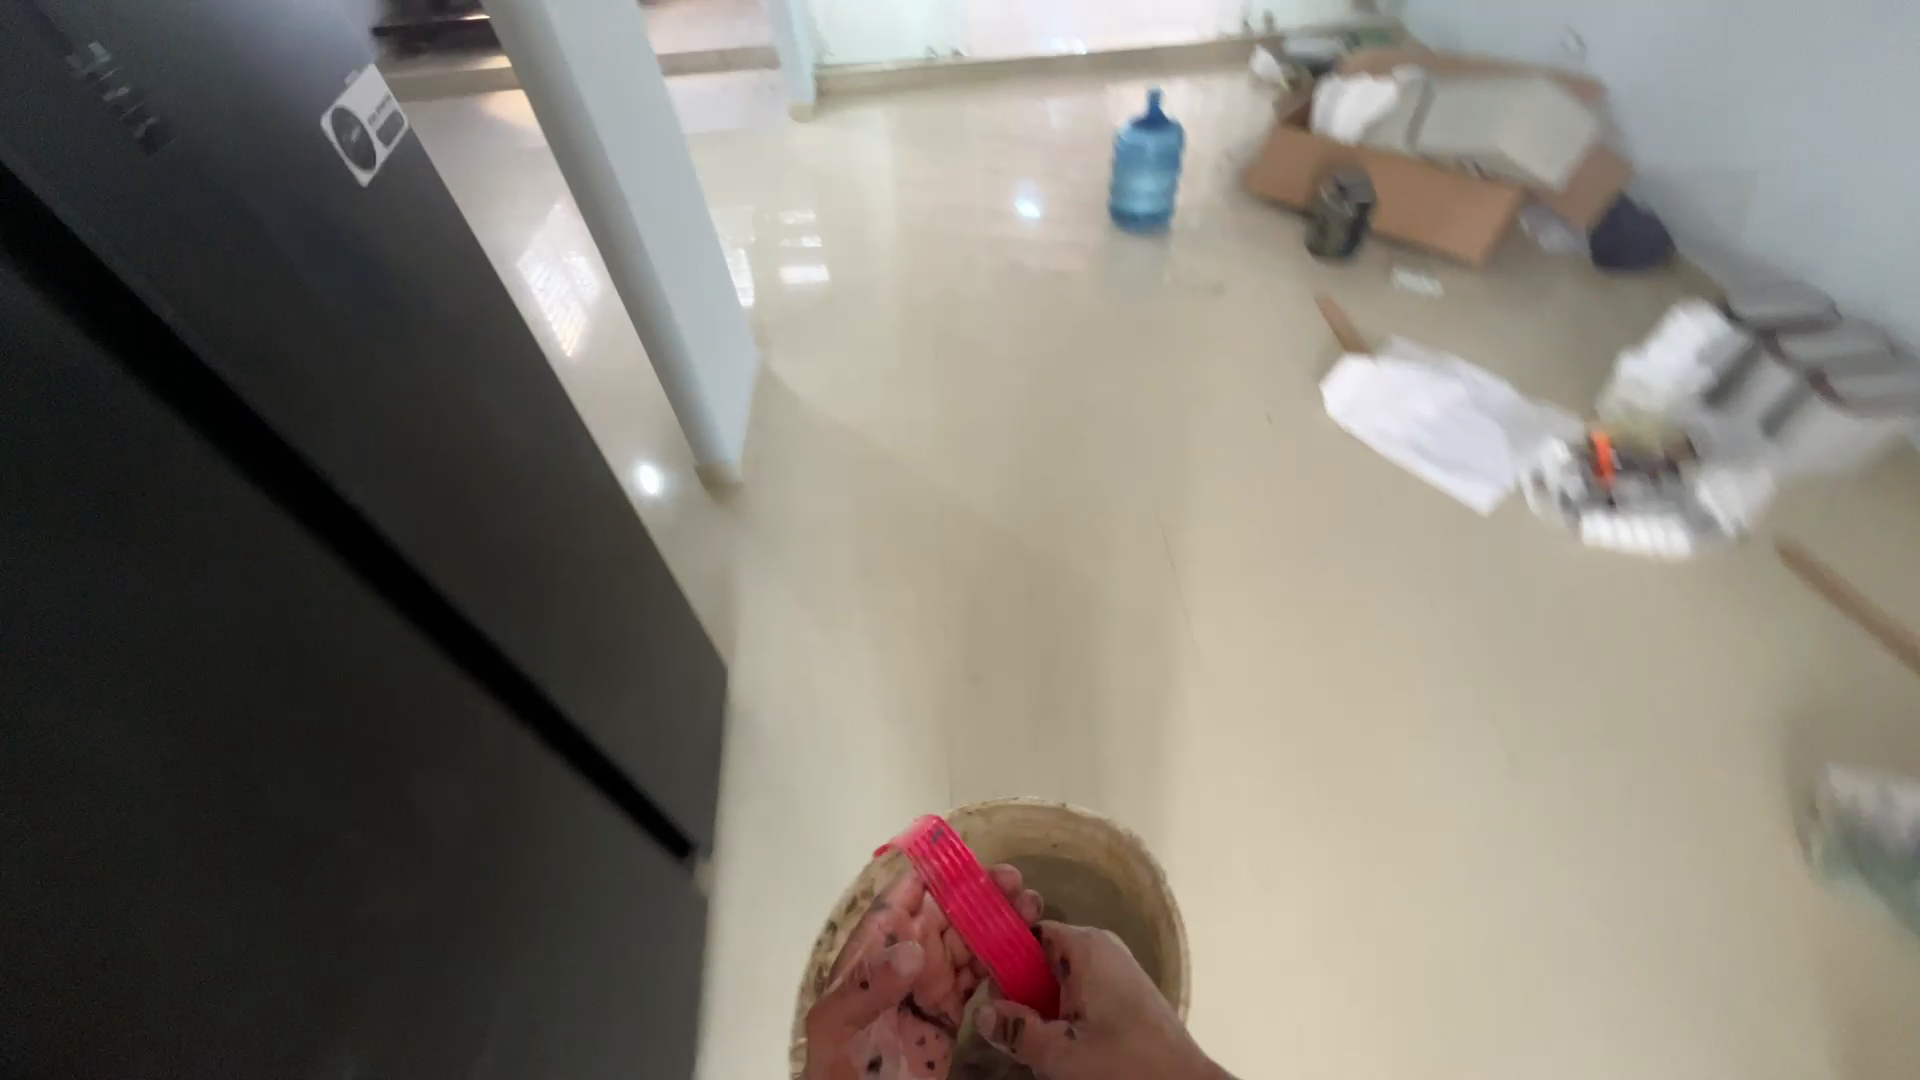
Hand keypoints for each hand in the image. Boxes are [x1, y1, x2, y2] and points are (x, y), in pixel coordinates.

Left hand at [806, 866, 1044, 1079]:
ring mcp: (929, 985)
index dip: (934, 873)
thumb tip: (913, 948)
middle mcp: (904, 958)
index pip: (902, 897)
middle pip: (946, 913)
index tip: (969, 858)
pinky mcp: (951, 1013)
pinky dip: (1002, 962)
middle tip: (1015, 881)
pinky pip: (979, 977)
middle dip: (980, 894)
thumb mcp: (838, 1025)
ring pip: (969, 940)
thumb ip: (869, 985)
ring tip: (1031, 906)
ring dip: (999, 921)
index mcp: (874, 949)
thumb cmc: (841, 1067)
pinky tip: (1024, 950)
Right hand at [974, 921, 1225, 1079]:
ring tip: (1035, 1044)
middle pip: (1044, 958)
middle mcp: (1101, 947)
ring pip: (1061, 980)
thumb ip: (1018, 1032)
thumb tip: (981, 1013)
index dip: (1005, 959)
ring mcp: (1116, 970)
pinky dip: (1066, 1016)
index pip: (1030, 934)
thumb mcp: (1063, 1055)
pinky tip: (1062, 1048)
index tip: (990, 992)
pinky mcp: (1126, 994)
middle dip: (1024, 992)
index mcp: (1085, 946)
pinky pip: (1081, 993)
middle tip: (1011, 1029)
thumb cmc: (1125, 1066)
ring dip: (1045, 1009)